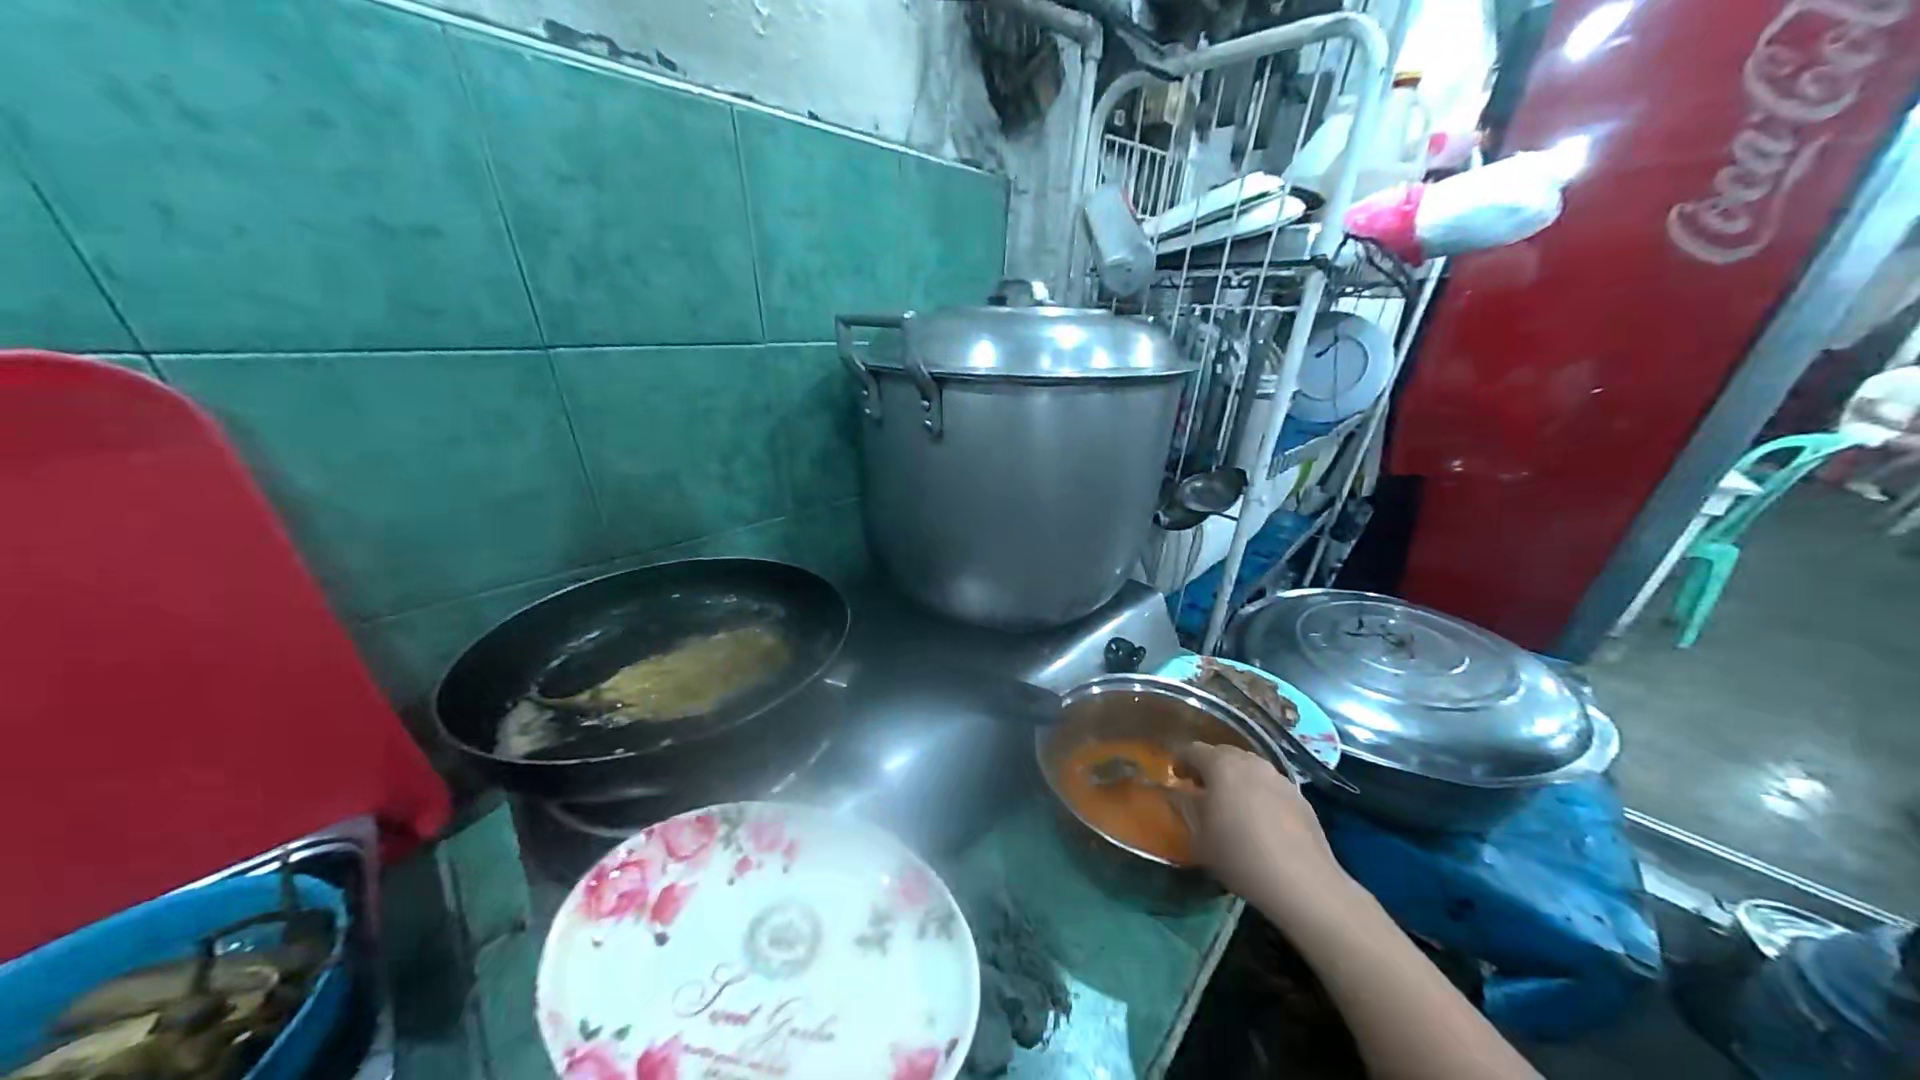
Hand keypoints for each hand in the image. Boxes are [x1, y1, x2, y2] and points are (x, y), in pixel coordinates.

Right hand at [1178, 742, 1360, 926]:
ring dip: (1235, 779)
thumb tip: (1176, 792)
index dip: (1180, 761)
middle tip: (1200, 789)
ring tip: (1230, 804)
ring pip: (1249, 768)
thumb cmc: (1239, 855)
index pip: (1193, 750)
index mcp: (1221, 765)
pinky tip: (1259, 821)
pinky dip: (1258, 793)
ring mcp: (1279, 778)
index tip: (1175, 777)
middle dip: (1208, 767)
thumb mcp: (1199, 836)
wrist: (1302, 883)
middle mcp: (1251, 763)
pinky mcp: (1300, 797)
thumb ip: (1183, 807)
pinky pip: (1269, 785)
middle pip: (1223, 754)